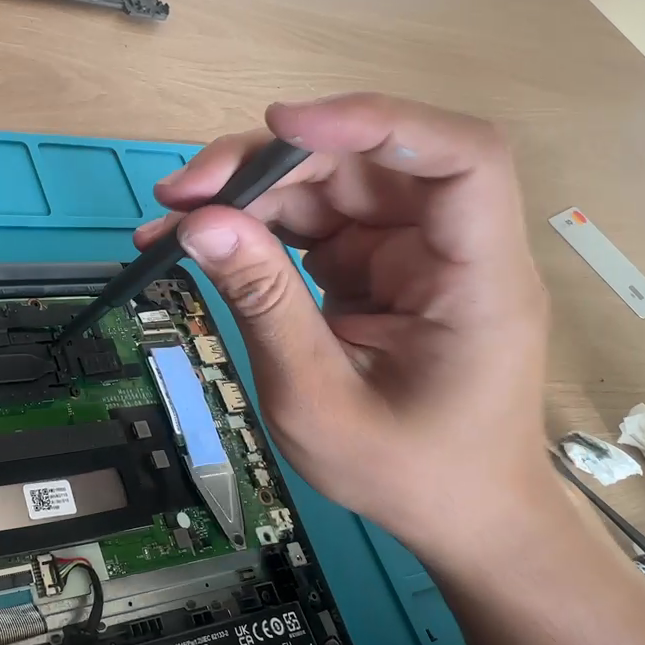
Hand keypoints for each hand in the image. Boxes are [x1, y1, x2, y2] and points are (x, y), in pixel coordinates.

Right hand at [137, 94, 550, 552]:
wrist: (456, 521)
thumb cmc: (408, 473)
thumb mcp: (317, 397)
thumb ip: (263, 301)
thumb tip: (199, 221)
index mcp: (477, 278)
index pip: (459, 159)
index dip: (374, 123)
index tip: (281, 125)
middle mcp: (446, 246)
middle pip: (362, 164)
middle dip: (266, 165)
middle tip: (179, 192)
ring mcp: (406, 252)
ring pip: (322, 185)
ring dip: (243, 193)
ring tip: (168, 221)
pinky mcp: (370, 264)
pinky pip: (304, 222)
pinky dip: (246, 226)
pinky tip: (191, 240)